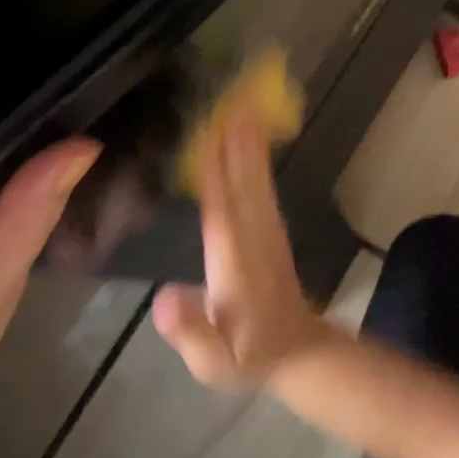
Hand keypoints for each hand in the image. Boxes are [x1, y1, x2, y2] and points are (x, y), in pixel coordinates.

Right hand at [152, 110, 332, 388]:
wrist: (296, 350)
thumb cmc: (247, 354)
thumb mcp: (215, 362)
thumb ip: (191, 332)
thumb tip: (162, 299)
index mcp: (234, 261)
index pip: (222, 208)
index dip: (218, 170)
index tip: (212, 132)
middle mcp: (253, 236)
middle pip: (243, 181)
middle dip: (236, 139)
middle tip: (231, 96)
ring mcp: (267, 228)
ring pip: (255, 177)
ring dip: (249, 139)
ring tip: (242, 102)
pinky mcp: (272, 226)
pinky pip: (260, 182)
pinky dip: (255, 155)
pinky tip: (249, 133)